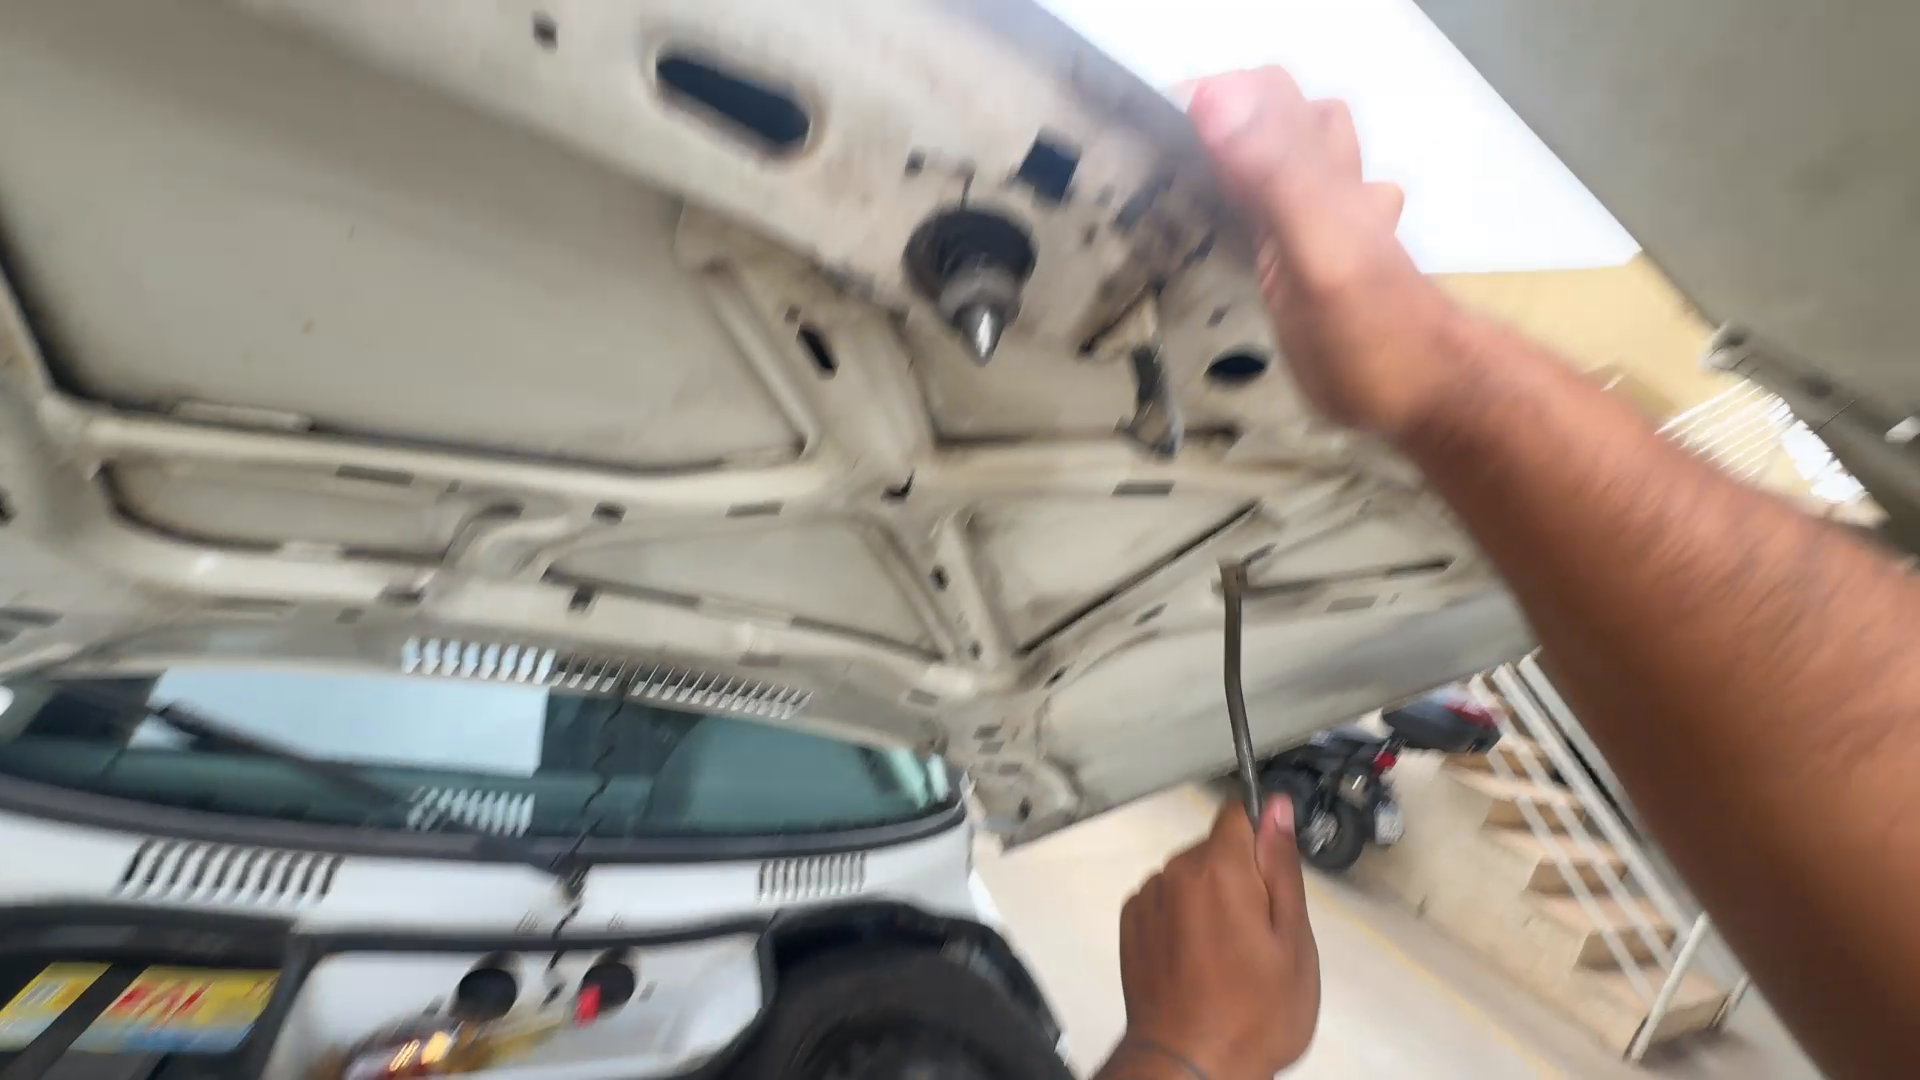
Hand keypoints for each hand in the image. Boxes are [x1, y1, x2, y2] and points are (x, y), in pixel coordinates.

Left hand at [1107, 797, 1319, 1078]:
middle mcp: (1175, 869)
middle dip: (1238, 876)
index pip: (1237, 813)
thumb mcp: (1292, 940)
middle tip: (1257, 934)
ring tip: (1227, 955)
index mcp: (1219, 867)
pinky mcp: (1131, 918)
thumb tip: (1276, 806)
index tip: (1272, 876)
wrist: (1188, 1062)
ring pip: (1190, 875)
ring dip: (1208, 898)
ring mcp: (1148, 894)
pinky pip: (1166, 899)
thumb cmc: (1253, 1012)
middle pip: (1214, 848)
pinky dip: (1181, 917)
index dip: (1260, 838)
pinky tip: (1196, 959)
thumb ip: (1281, 864)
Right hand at [1188, 68, 1464, 441]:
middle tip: (1158, 162)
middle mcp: (1326, 189)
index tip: (1146, 134)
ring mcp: (1321, 230)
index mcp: (1322, 172)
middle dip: (1220, 124)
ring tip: (1178, 188)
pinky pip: (1275, 223)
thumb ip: (1274, 173)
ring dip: (1234, 163)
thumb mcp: (1319, 248)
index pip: (1267, 95)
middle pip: (1275, 124)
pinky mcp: (1311, 271)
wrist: (1425, 393)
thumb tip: (1212, 96)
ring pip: (1279, 170)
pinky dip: (1244, 214)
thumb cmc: (1371, 331)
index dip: (1211, 96)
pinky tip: (1221, 240)